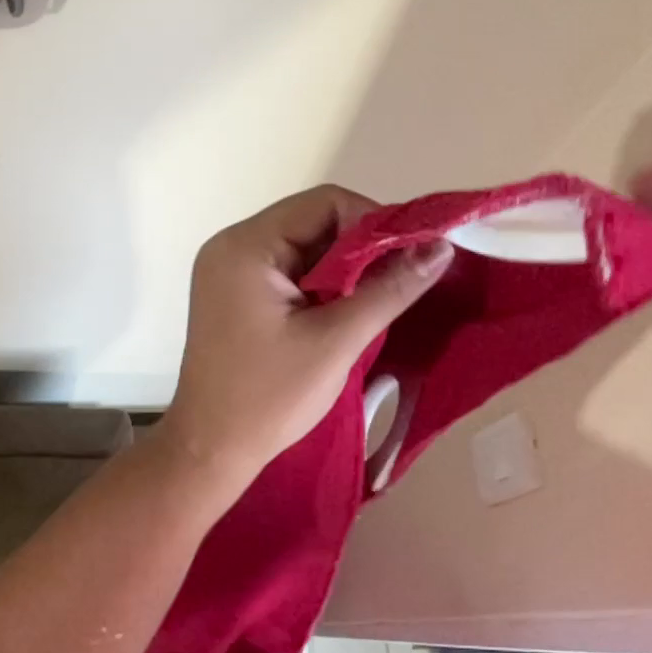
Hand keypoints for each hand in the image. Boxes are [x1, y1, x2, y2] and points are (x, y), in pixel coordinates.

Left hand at [157, 185, 455, 475]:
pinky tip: (342, 314)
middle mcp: (231, 247)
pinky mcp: (235, 297)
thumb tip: (440, 248)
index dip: (374, 224)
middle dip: (360, 250)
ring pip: (304, 249)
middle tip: (399, 283)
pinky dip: (321, 287)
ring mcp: (229, 272)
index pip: (324, 204)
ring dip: (343, 271)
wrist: (211, 448)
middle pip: (313, 223)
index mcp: (245, 247)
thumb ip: (389, 289)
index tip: (411, 258)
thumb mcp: (336, 341)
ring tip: (372, 303)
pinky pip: (288, 273)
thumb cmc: (268, 397)